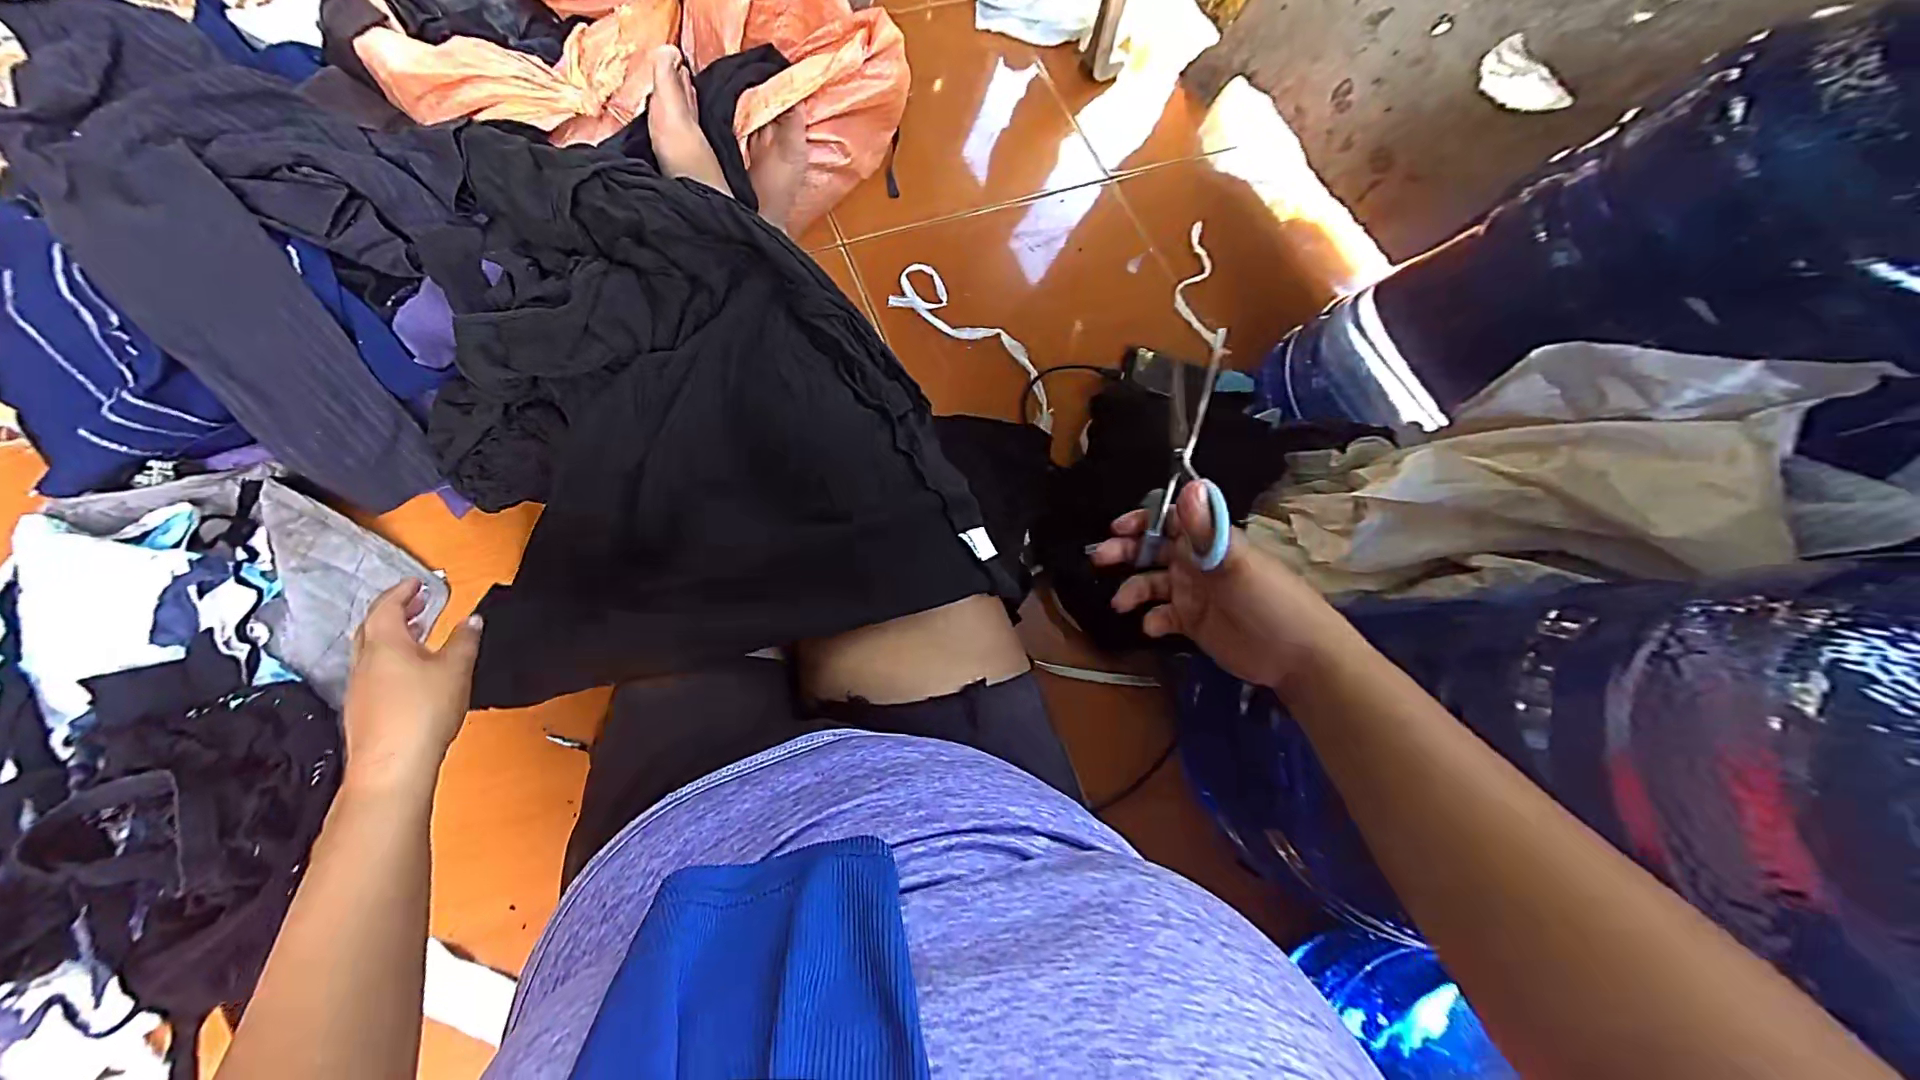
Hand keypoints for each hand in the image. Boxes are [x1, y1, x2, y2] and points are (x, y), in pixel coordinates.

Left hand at [341, 580, 480, 793]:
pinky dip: (392, 658)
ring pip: (372, 650)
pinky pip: (375, 670)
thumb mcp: (456, 668)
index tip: (417, 583)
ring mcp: (360, 686)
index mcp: (384, 644)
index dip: (402, 592)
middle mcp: (364, 662)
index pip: (386, 607)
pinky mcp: (364, 707)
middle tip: (418, 603)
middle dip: (396, 611)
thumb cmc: (422, 712)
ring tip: (419, 633)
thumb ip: (464, 641)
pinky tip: (414, 670)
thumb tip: (472, 621)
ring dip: (394, 635)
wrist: (393, 763)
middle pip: (373, 627)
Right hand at [1090, 480, 1361, 691]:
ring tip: (1121, 603)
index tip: (1118, 528)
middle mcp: (1197, 563)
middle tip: (1101, 558)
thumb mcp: (1236, 562)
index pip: (1170, 520)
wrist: (1298, 656)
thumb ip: (1206, 529)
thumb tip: (1191, 484)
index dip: (1143, 520)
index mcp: (1209, 542)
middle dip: (1125, 551)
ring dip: (1132, 589)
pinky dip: (1152, 620)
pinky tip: (1152, 626)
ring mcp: (1193, 594)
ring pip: (1151, 583)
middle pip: (1152, 549)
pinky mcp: (1192, 623)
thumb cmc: (1271, 601)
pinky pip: (1162, 616)